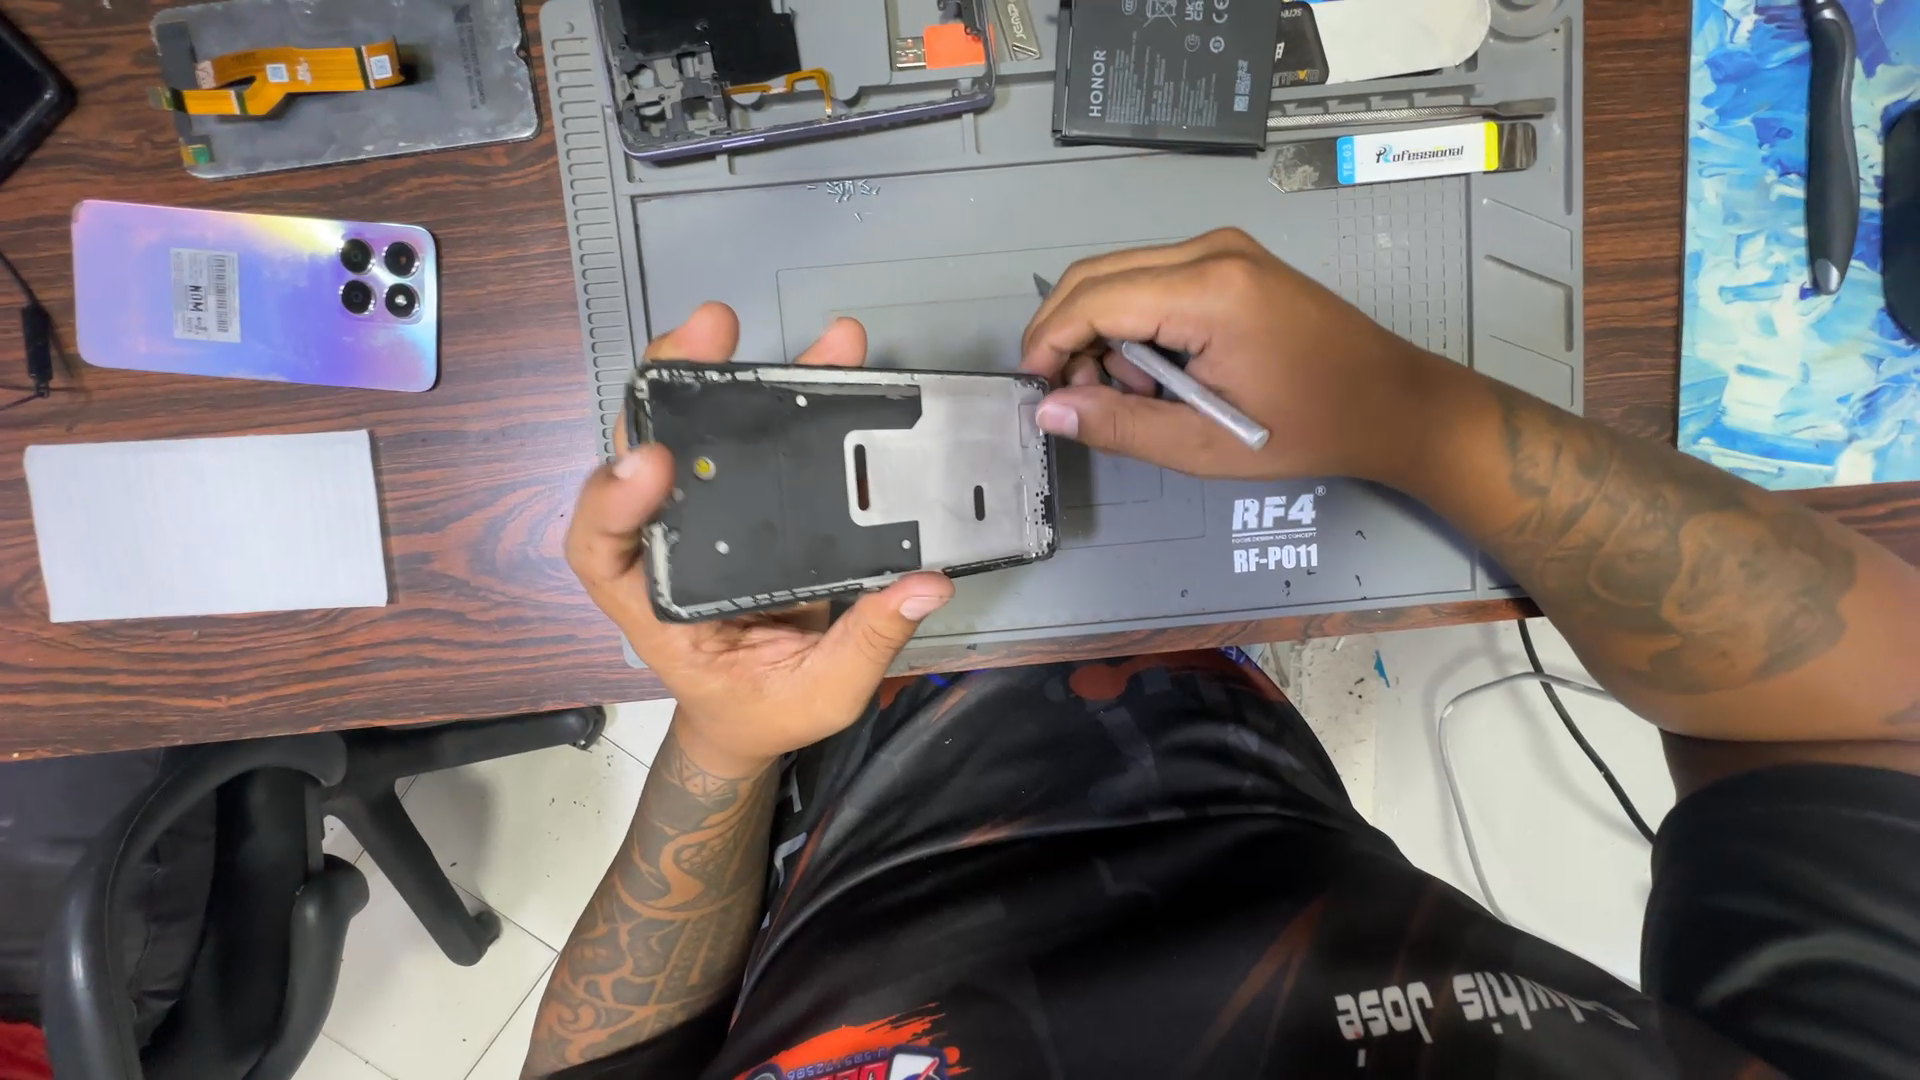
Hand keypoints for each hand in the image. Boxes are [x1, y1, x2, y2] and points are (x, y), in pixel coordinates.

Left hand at [565, 304, 955, 777]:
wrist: (756, 706)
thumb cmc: (768, 707)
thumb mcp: (821, 692)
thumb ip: (867, 643)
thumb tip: (926, 583)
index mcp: (660, 609)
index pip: (604, 550)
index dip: (613, 500)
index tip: (655, 461)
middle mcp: (670, 550)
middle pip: (642, 462)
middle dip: (666, 393)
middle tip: (709, 333)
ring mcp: (707, 523)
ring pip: (692, 439)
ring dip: (718, 379)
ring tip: (754, 330)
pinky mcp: (747, 506)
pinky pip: (745, 449)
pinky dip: (769, 403)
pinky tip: (810, 368)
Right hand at [1020, 228, 1445, 482]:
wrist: (1392, 402)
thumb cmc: (1308, 428)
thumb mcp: (1204, 444)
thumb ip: (1119, 424)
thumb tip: (1050, 409)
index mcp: (1208, 291)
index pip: (1093, 299)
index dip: (1049, 343)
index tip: (1035, 389)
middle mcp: (1210, 252)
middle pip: (1096, 276)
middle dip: (1067, 336)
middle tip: (1076, 396)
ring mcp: (1222, 251)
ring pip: (1118, 278)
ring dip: (1101, 334)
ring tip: (1132, 393)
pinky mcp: (1228, 263)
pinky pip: (1150, 283)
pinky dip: (1133, 326)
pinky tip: (1158, 372)